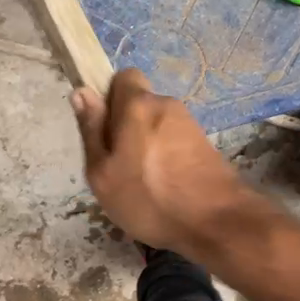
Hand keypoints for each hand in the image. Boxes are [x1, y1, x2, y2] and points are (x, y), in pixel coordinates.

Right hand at [71, 70, 257, 256]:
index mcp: (138, 105)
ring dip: (147, 144)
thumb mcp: (102, 172)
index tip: (105, 128)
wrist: (217, 224)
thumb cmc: (149, 198)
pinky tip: (165, 189)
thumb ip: (90, 129)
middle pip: (139, 104)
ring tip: (143, 183)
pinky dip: (167, 158)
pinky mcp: (205, 145)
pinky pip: (175, 142)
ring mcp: (190, 125)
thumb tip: (81, 91)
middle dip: (127, 126)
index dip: (110, 98)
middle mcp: (166, 105)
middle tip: (119, 164)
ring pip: (157, 125)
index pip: (123, 76)